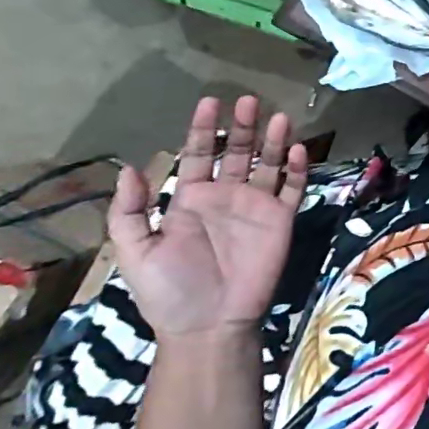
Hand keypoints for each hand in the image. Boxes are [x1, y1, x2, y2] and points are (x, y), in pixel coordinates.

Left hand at [106, 96, 308, 338]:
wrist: (207, 327)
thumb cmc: (169, 292)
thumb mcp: (136, 253)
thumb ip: (130, 212)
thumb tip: (130, 168)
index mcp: (191, 199)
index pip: (199, 153)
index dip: (203, 128)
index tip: (210, 101)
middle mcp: (226, 196)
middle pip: (237, 152)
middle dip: (243, 126)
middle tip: (248, 100)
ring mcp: (256, 207)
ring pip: (269, 164)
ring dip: (274, 141)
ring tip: (279, 118)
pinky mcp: (280, 221)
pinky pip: (292, 190)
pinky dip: (298, 170)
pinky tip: (299, 150)